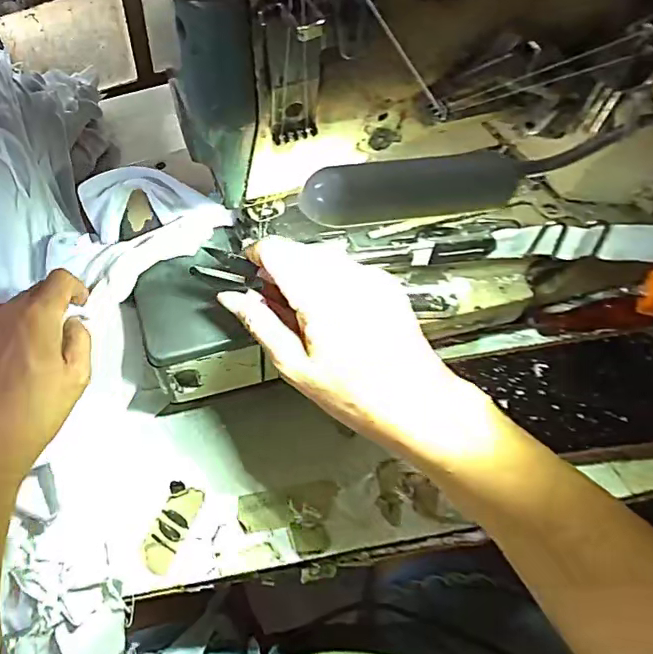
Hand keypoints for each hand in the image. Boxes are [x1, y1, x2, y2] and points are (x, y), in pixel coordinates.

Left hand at [0, 270, 92, 484]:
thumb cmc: (41, 406)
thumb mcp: (78, 374)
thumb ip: (80, 337)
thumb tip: (70, 322)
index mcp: (37, 313)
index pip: (59, 279)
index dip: (76, 287)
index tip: (82, 306)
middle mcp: (10, 310)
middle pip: (38, 289)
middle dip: (56, 302)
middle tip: (66, 331)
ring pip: (19, 303)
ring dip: (35, 313)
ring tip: (44, 344)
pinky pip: (2, 319)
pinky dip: (16, 324)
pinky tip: (22, 351)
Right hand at [217, 237, 510, 464]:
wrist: (418, 405)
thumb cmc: (362, 395)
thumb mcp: (294, 365)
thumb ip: (259, 323)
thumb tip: (233, 299)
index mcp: (319, 294)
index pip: (274, 248)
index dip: (254, 257)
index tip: (247, 272)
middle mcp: (347, 277)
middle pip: (296, 249)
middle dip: (277, 270)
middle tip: (271, 304)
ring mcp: (369, 277)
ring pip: (319, 255)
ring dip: (302, 275)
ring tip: (303, 316)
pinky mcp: (384, 284)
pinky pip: (344, 268)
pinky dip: (328, 282)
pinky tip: (330, 316)